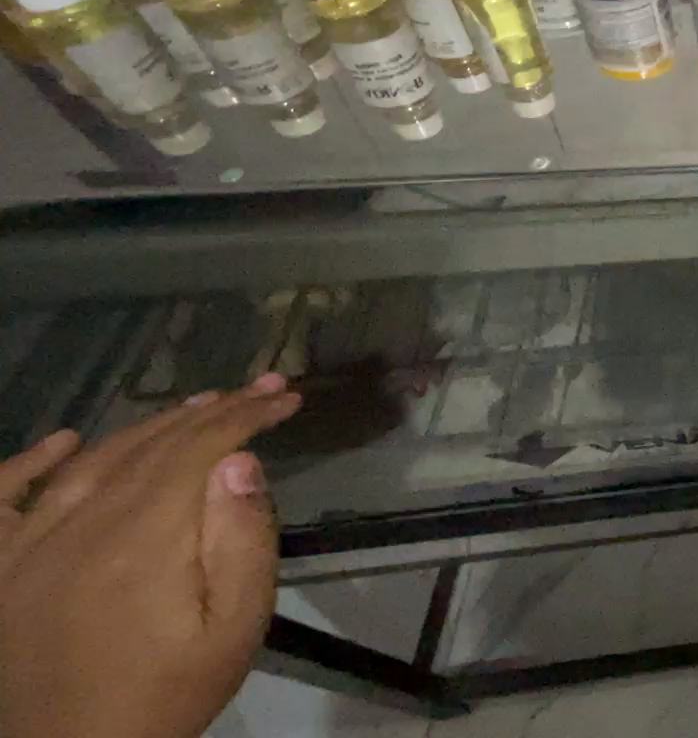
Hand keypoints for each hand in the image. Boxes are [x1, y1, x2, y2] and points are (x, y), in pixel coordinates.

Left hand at [0, 375, 301, 737]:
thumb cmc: (167, 691)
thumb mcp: (236, 624)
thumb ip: (241, 541)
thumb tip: (240, 462)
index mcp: (143, 541)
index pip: (201, 449)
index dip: (248, 414)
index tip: (291, 396)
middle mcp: (77, 531)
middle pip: (152, 446)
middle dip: (216, 408)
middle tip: (265, 385)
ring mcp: (21, 552)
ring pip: (90, 462)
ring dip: (150, 424)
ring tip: (202, 401)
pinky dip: (24, 465)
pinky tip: (60, 441)